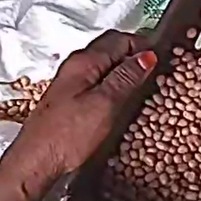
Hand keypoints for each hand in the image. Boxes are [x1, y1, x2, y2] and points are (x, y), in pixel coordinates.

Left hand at [2, 31, 155, 189]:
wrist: (36, 162)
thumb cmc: (68, 134)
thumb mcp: (105, 103)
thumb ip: (127, 77)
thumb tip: (147, 56)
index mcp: (84, 61)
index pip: (120, 39)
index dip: (144, 45)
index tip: (164, 56)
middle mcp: (76, 66)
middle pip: (111, 49)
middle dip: (136, 54)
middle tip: (159, 69)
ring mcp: (71, 83)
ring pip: (105, 66)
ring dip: (126, 70)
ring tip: (147, 83)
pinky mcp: (70, 100)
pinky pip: (98, 81)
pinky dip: (115, 83)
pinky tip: (124, 98)